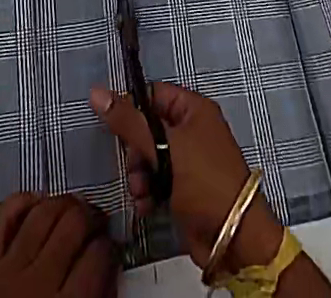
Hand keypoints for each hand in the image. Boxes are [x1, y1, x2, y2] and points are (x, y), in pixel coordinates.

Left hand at [0, 193, 116, 297]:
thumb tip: (109, 282)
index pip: (99, 259)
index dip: (110, 247)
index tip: (111, 247)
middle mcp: (38, 285)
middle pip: (73, 225)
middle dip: (90, 216)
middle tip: (96, 221)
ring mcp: (7, 271)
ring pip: (42, 213)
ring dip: (62, 204)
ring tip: (72, 208)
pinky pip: (2, 219)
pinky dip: (20, 203)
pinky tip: (34, 203)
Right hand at [91, 82, 283, 272]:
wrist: (233, 237)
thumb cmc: (204, 182)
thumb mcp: (164, 148)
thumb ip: (129, 122)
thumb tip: (97, 92)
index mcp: (193, 109)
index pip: (153, 95)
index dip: (132, 108)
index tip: (115, 125)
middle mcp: (191, 130)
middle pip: (147, 128)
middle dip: (135, 151)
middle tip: (136, 166)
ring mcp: (188, 160)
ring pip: (148, 157)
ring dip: (139, 175)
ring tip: (142, 191)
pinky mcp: (184, 187)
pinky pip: (155, 180)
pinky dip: (147, 191)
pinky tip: (146, 204)